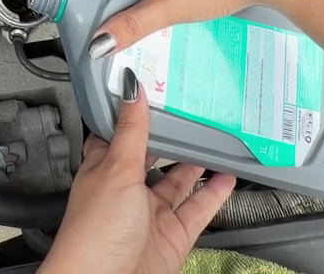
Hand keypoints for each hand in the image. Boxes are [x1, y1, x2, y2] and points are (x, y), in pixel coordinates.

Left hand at [38, 68, 235, 273]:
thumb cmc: (95, 230)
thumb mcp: (116, 168)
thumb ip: (131, 130)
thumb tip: (131, 88)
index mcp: (104, 165)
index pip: (120, 131)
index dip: (135, 112)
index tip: (153, 89)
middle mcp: (127, 187)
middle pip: (152, 155)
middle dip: (169, 137)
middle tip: (190, 111)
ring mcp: (151, 212)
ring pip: (177, 181)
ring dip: (195, 162)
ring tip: (213, 137)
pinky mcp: (173, 236)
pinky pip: (197, 209)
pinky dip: (214, 193)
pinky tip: (227, 177)